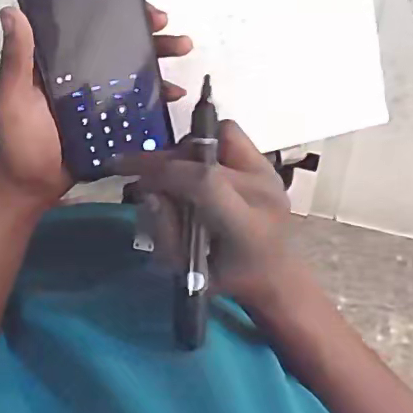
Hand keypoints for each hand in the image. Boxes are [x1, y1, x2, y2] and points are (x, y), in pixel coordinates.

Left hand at [0, 4, 192, 207]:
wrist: (34, 186)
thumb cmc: (19, 141)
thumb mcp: (13, 97)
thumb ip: (16, 60)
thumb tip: (11, 12)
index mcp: (53, 61)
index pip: (84, 26)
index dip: (109, 9)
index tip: (133, 2)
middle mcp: (77, 72)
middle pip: (115, 42)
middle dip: (144, 30)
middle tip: (165, 24)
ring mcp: (96, 95)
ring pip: (131, 67)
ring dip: (158, 56)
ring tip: (181, 49)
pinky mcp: (111, 117)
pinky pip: (138, 100)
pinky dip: (158, 93)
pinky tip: (173, 93)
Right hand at [123, 120, 310, 311]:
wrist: (276, 273)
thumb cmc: (227, 277)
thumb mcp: (188, 268)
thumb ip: (165, 230)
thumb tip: (147, 190)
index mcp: (246, 227)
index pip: (204, 182)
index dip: (164, 173)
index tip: (136, 180)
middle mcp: (262, 193)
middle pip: (205, 157)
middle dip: (163, 160)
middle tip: (136, 171)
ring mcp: (268, 174)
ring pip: (217, 135)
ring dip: (185, 150)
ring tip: (171, 173)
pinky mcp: (266, 164)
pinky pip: (228, 136)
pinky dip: (205, 145)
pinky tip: (193, 166)